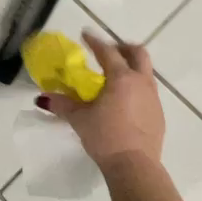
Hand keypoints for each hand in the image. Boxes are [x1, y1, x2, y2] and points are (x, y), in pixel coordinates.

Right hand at [41, 30, 163, 169]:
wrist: (135, 166)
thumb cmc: (105, 137)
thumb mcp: (80, 120)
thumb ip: (62, 105)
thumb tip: (43, 98)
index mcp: (121, 78)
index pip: (108, 52)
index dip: (95, 42)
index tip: (86, 34)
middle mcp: (141, 82)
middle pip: (138, 54)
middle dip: (123, 48)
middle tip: (109, 52)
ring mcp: (153, 98)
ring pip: (146, 72)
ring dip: (132, 68)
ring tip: (115, 78)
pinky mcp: (158, 114)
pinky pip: (148, 91)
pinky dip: (136, 87)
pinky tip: (125, 102)